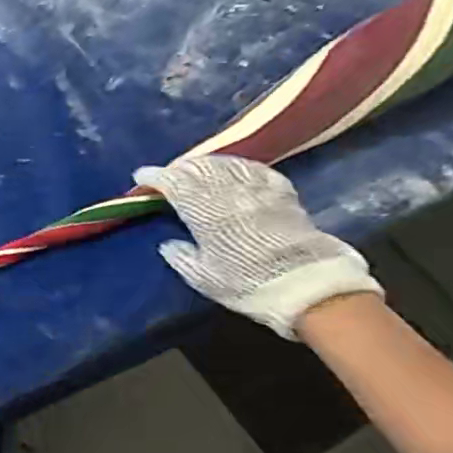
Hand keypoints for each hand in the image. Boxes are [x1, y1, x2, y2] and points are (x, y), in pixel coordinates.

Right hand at [135, 155, 381, 339]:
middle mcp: (230, 195)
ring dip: (207, 163)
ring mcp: (260, 193)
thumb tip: (169, 244)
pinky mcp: (285, 197)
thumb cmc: (248, 283)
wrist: (310, 288)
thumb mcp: (203, 276)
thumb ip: (182, 256)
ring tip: (197, 167)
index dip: (155, 177)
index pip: (173, 183)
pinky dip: (242, 167)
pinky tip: (237, 169)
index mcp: (204, 213)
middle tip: (167, 173)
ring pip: (228, 165)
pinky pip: (259, 172)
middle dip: (179, 168)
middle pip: (199, 169)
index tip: (142, 177)